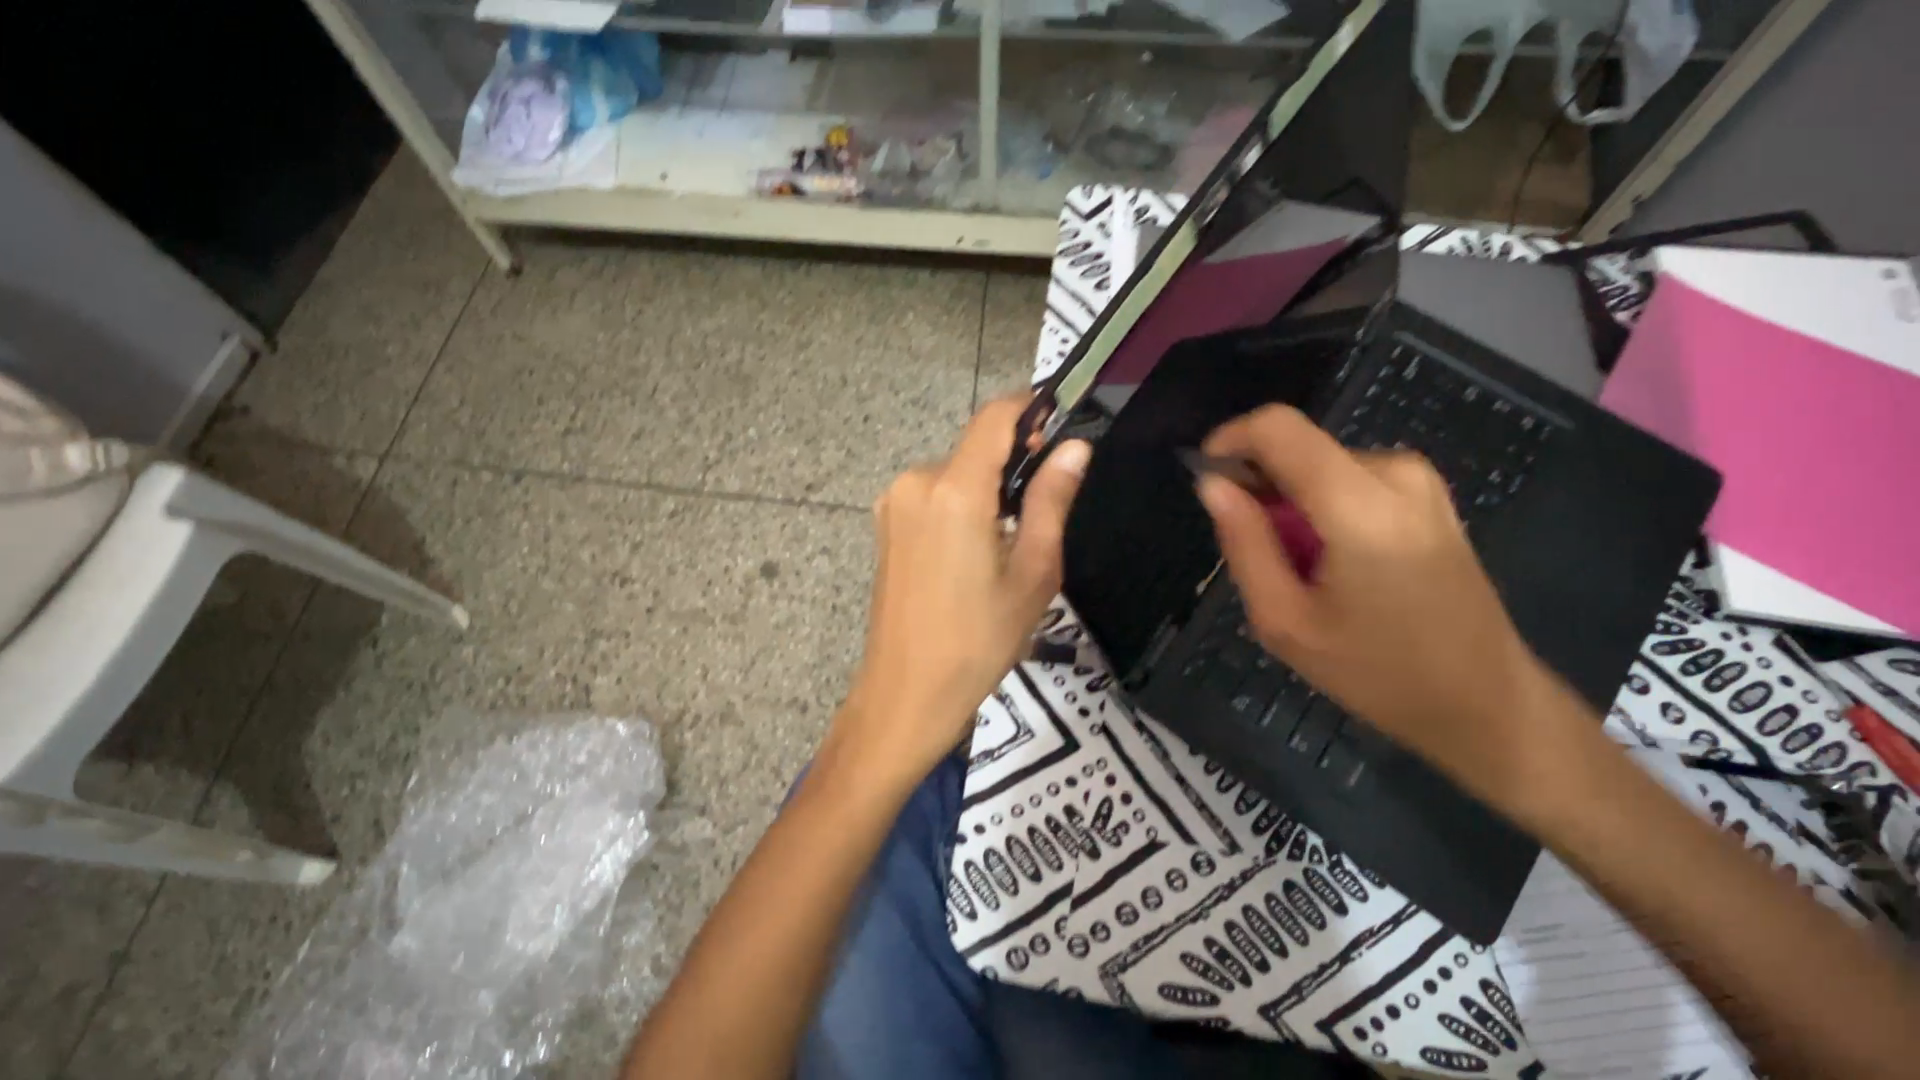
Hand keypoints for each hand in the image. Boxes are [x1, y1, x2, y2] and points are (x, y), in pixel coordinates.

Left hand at [828, 398, 1089, 793]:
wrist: (906, 692)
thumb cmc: (979, 640)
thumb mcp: (1033, 572)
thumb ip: (1051, 501)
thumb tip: (1075, 448)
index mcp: (954, 489)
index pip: (995, 416)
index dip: (1032, 409)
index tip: (1063, 425)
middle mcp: (916, 482)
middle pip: (976, 448)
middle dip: (1014, 464)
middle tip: (1046, 512)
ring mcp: (894, 503)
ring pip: (956, 473)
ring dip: (987, 491)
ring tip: (1009, 547)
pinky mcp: (885, 525)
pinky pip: (934, 496)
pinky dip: (962, 507)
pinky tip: (974, 556)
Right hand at [1195, 405, 1568, 808]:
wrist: (1485, 701)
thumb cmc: (1379, 672)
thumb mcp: (1286, 623)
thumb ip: (1244, 544)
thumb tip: (1212, 485)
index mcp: (1358, 502)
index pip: (1278, 427)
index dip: (1231, 440)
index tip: (1208, 483)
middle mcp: (1394, 472)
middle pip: (1299, 450)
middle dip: (1262, 489)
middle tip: (1255, 557)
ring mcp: (1420, 481)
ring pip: (1322, 468)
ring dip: (1293, 507)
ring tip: (1300, 575)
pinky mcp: (1430, 496)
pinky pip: (1352, 482)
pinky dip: (1325, 512)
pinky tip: (1336, 569)